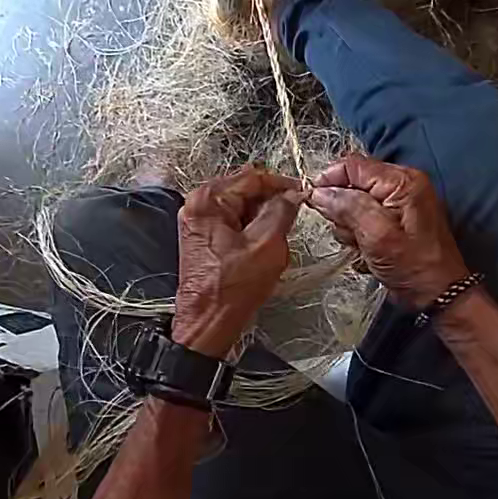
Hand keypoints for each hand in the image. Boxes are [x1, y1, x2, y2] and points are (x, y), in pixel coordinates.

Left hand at [173, 167, 307, 358]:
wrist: (208, 321)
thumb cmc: (230, 289)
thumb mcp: (267, 244)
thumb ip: (281, 211)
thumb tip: (291, 195)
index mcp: (208, 200)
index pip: (252, 177)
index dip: (281, 184)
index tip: (300, 192)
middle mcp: (197, 206)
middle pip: (244, 190)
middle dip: (270, 203)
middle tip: (291, 218)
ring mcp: (198, 222)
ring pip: (240, 207)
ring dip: (261, 218)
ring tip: (273, 240)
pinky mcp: (203, 237)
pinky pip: (232, 223)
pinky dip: (250, 230)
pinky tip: (260, 248)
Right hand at [306, 154, 471, 308]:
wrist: (439, 295)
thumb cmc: (413, 266)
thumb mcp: (377, 235)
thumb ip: (348, 207)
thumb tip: (319, 192)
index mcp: (401, 180)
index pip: (352, 165)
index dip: (329, 181)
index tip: (314, 203)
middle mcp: (401, 184)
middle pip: (351, 183)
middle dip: (342, 209)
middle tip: (351, 233)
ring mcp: (398, 201)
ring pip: (353, 202)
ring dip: (348, 225)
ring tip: (361, 245)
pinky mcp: (393, 218)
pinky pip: (362, 216)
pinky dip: (357, 232)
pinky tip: (366, 249)